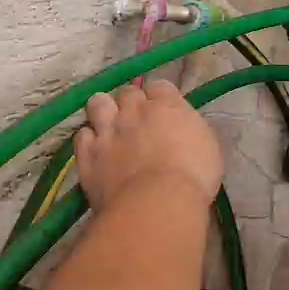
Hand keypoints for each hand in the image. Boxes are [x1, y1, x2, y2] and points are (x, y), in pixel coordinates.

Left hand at [74, 80, 222, 210]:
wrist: (157, 205)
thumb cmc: (193, 176)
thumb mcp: (207, 146)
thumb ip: (190, 129)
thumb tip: (183, 129)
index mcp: (167, 105)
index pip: (159, 85)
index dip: (160, 96)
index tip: (163, 109)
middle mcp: (135, 111)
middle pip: (127, 91)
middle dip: (131, 101)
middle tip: (136, 119)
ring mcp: (109, 131)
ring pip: (98, 103)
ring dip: (103, 110)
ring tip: (109, 125)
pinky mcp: (88, 156)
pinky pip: (82, 136)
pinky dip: (88, 140)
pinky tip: (95, 150)